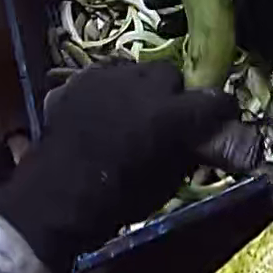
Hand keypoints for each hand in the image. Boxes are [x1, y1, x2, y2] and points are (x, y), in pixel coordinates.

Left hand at [0, 62, 233, 272]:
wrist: (49, 201)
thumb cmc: (111, 203)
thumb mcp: (163, 185)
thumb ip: (186, 153)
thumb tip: (201, 140)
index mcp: (168, 114)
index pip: (211, 100)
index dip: (221, 109)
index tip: (223, 117)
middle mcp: (143, 85)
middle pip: (172, 75)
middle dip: (175, 94)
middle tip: (169, 116)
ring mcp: (109, 77)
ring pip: (140, 69)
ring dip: (144, 87)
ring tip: (135, 110)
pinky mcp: (83, 78)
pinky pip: (109, 74)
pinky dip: (114, 88)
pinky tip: (106, 109)